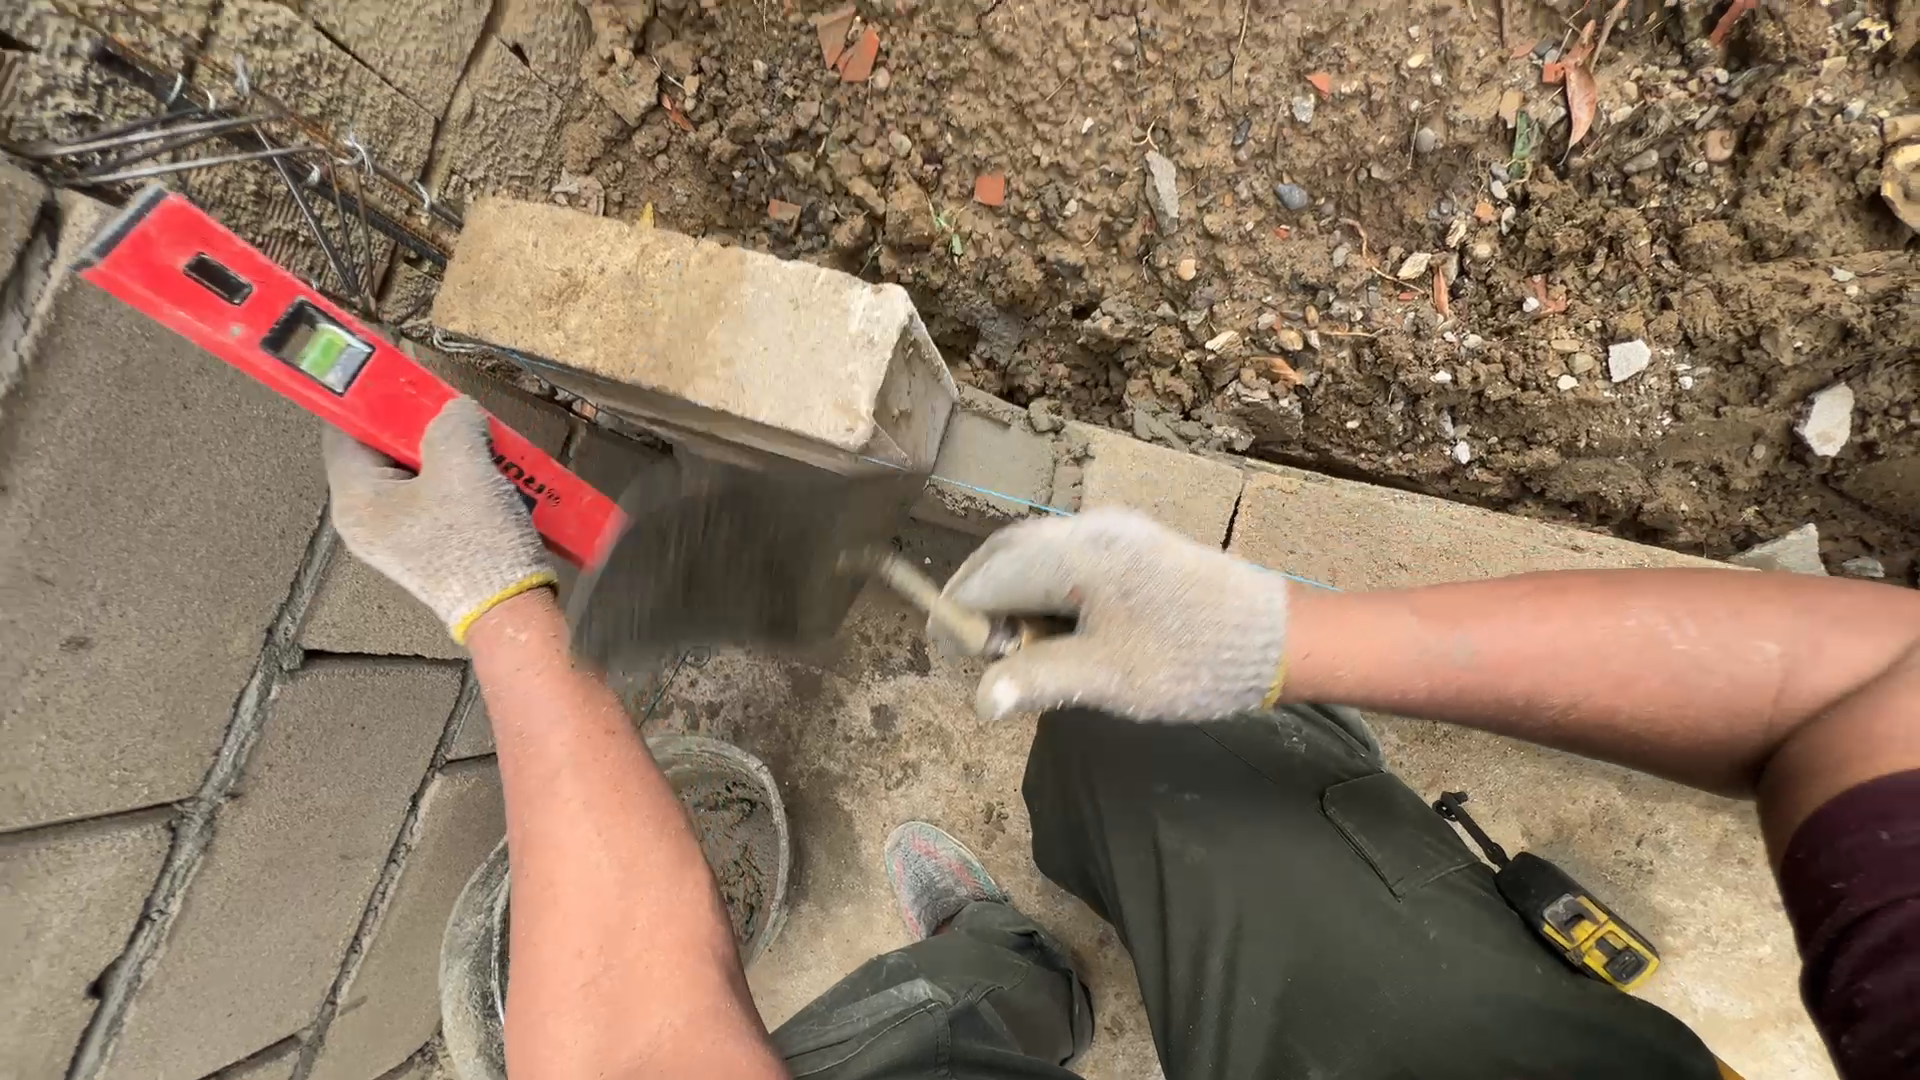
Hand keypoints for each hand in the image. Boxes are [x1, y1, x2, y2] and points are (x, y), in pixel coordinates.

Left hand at [322, 396, 554, 642]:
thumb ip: (453, 424)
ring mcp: (402, 543)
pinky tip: (501, 486)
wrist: (511, 610)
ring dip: (459, 461)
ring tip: (493, 456)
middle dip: (430, 435)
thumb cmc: (476, 541)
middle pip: (389, 457)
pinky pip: (444, 506)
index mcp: (356, 500)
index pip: (345, 433)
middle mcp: (367, 523)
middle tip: (466, 423)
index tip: (409, 386)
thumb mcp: (465, 468)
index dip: (374, 404)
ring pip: (423, 482)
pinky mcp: (435, 555)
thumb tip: (454, 409)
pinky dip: (470, 489)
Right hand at [940, 508, 1290, 721]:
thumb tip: (980, 701)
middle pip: (1005, 554)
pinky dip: (1045, 591)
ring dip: (1014, 596)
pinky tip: (1058, 626)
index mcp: (1077, 553)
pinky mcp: (1131, 544)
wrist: (1278, 640)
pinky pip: (1066, 560)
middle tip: (982, 651)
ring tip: (1021, 645)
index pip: (988, 575)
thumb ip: (1037, 679)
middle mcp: (1089, 529)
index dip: (959, 614)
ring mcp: (1113, 532)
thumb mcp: (1109, 677)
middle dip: (983, 601)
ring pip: (1034, 556)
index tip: (951, 654)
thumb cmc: (1191, 660)